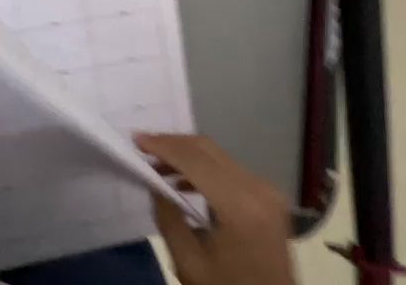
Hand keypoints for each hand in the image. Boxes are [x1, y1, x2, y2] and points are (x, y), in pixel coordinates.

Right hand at [137, 133, 295, 284]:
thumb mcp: (189, 264)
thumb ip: (168, 218)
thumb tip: (154, 182)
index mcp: (239, 205)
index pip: (194, 159)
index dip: (163, 145)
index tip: (136, 140)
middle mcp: (257, 187)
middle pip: (207, 149)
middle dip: (172, 143)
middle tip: (143, 146)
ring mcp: (267, 190)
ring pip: (218, 156)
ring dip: (187, 155)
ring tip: (158, 166)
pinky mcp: (268, 195)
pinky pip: (230, 169)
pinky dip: (204, 168)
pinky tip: (184, 181)